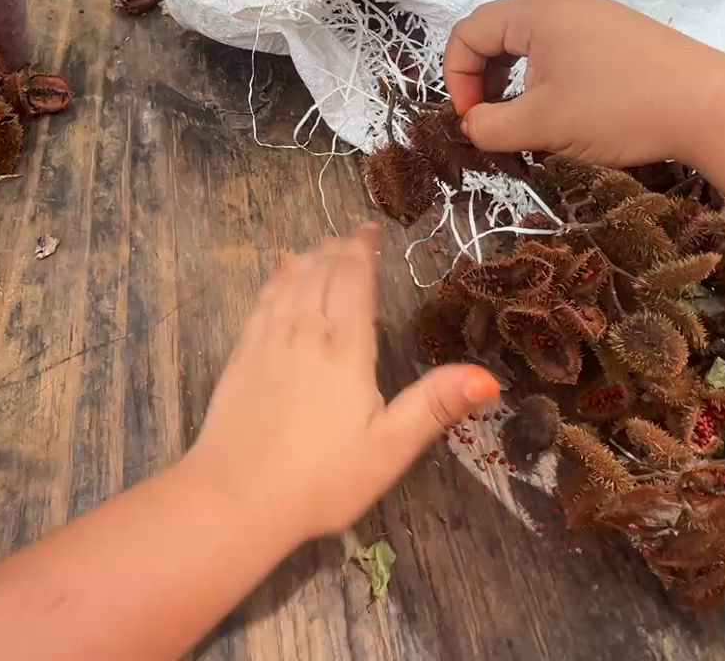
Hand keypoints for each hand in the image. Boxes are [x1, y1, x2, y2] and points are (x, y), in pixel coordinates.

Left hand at [183, 225, 498, 542]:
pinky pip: (263, 298)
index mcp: (344, 347)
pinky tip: (283, 269)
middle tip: (355, 235)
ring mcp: (268, 338)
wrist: (238, 495)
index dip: (363, 249)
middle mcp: (305, 330)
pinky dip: (278, 276)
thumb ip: (434, 406)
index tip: (372, 231)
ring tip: (326, 245)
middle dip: (340, 248)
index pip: (354, 279)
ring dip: (312, 256)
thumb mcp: (390, 448)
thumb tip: (486, 376)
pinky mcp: (243, 352)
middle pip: (322, 271)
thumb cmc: (322, 477)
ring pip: (292, 279)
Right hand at [441, 0, 724, 165]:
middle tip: (489, 118)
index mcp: (536, 14)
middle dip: (480, 77)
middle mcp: (560, 4)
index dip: (457, 78)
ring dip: (509, 78)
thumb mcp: (541, 126)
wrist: (714, 108)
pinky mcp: (615, 34)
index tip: (472, 120)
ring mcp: (592, 15)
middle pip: (494, 32)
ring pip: (526, 40)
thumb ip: (489, 127)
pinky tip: (559, 105)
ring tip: (521, 115)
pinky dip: (540, 75)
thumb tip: (470, 125)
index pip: (468, 33)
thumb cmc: (618, 110)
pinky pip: (557, 46)